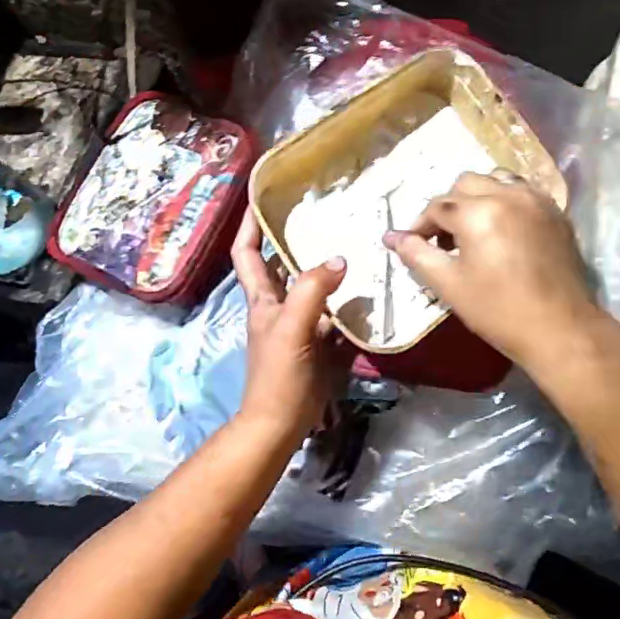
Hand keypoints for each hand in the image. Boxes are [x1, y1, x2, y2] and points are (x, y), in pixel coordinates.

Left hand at [231, 212, 349, 442]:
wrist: (282, 422)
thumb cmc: (278, 375)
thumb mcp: (291, 329)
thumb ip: (312, 292)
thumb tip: (338, 260)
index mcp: (263, 300)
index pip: (246, 253)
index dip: (250, 224)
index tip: (263, 196)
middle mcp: (280, 307)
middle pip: (283, 265)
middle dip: (297, 239)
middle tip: (325, 213)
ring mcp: (302, 325)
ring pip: (315, 289)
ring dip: (331, 270)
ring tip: (357, 244)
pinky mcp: (322, 344)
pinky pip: (338, 316)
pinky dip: (352, 304)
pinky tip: (372, 292)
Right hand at [384, 170, 603, 367]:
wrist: (559, 328)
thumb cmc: (497, 311)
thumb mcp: (448, 285)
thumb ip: (417, 254)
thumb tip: (390, 237)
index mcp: (477, 211)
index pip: (437, 206)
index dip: (420, 225)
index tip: (413, 245)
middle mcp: (507, 194)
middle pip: (466, 184)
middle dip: (449, 207)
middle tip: (443, 240)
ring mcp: (536, 200)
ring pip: (497, 180)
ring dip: (478, 197)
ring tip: (474, 229)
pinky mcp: (556, 212)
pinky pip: (523, 191)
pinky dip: (506, 200)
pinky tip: (503, 229)